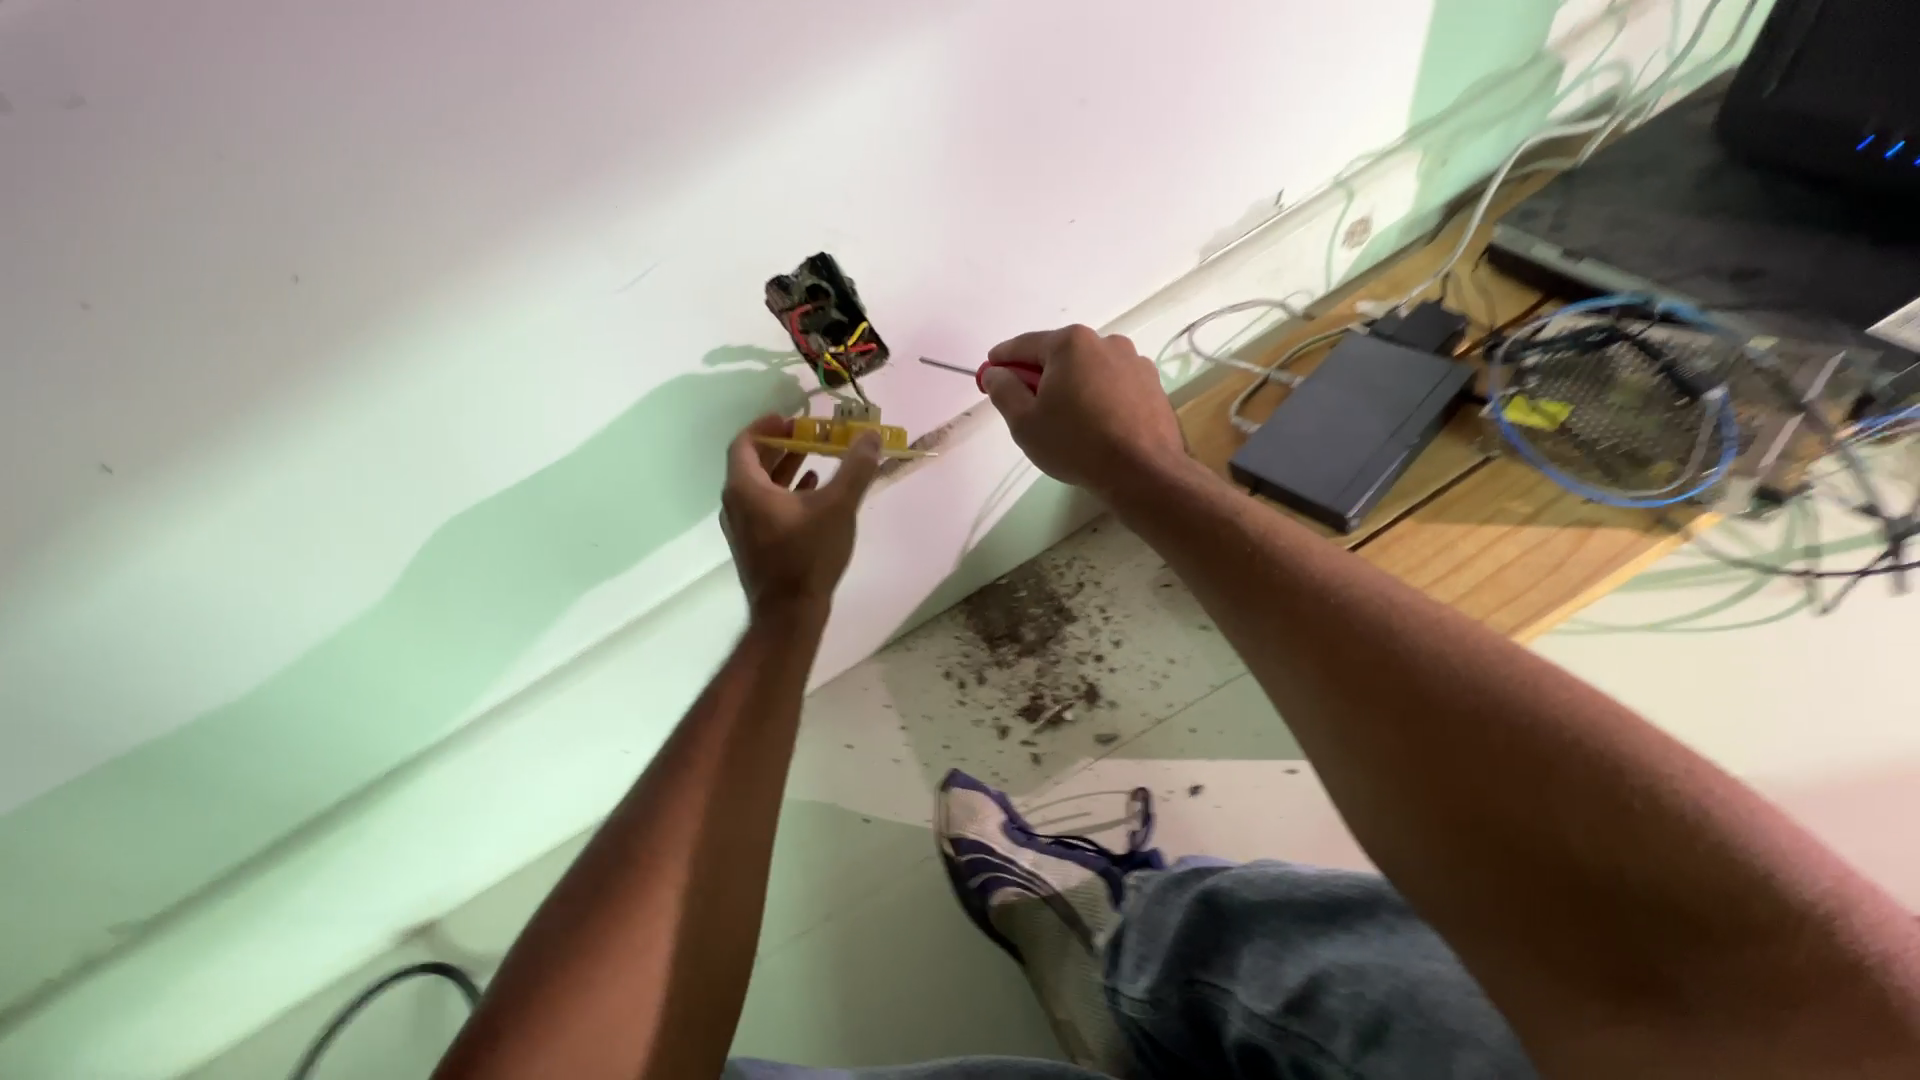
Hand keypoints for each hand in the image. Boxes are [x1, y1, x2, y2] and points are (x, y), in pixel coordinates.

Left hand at [720, 415, 882, 617]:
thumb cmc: (808, 555)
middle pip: (753, 463)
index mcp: (746, 488)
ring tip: (816, 460)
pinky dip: (786, 494)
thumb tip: (870, 435)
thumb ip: (856, 467)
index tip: (792, 419)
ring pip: (760, 487)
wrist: (789, 614)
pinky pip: (766, 508)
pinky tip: (814, 495)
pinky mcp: (754, 546)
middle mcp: (735, 505)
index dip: (767, 426)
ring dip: (786, 470)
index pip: (745, 443)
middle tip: (809, 436)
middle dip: (782, 447)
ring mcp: (742, 528)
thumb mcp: (838, 506)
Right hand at [981, 325, 1188, 498]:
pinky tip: (1097, 425)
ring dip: (1074, 385)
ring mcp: (1134, 362)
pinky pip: (1115, 385)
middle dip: (1041, 374)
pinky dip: (1100, 396)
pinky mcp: (1153, 385)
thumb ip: (1004, 390)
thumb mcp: (1024, 422)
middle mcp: (1106, 342)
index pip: (1025, 345)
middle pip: (1061, 355)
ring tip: (1068, 420)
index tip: (989, 370)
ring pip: (1090, 369)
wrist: (1142, 472)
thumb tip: (995, 372)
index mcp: (1071, 344)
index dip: (1002, 358)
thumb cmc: (1075, 444)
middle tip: (1028, 404)